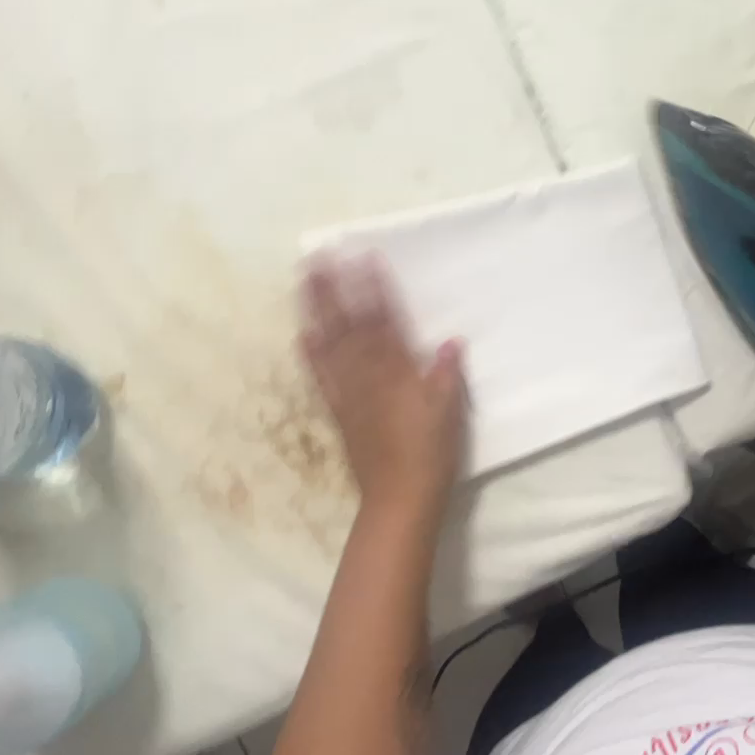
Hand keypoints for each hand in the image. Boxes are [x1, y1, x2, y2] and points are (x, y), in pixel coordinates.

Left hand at [300, 255, 467, 517]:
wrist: (399, 498)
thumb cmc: (431, 455)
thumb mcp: (449, 413)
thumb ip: (445, 375)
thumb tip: (449, 342)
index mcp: (397, 374)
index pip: (385, 322)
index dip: (375, 288)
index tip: (365, 257)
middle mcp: (368, 377)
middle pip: (349, 325)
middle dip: (334, 289)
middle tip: (318, 256)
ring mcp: (349, 393)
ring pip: (330, 343)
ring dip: (316, 311)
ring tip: (305, 282)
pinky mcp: (339, 412)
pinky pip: (322, 377)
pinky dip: (312, 355)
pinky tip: (304, 336)